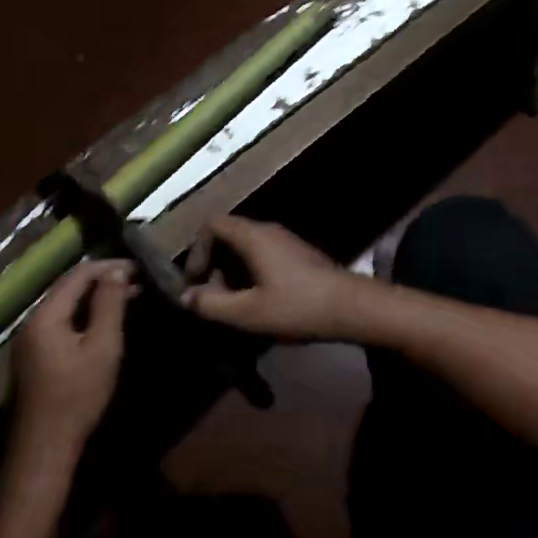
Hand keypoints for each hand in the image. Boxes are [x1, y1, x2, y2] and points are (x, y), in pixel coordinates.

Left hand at [14, 259, 134, 451]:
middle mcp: (32, 321)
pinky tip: (103, 322)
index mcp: (45, 315)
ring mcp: (29, 340)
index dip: (109, 267)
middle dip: (103, 280)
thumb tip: (117, 271)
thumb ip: (109, 305)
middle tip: (137, 282)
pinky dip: (84, 315)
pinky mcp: (33, 357)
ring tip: (126, 297)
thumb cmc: (78, 395)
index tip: (139, 268)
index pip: (78, 274)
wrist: (44, 449)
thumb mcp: (103, 346)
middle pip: (68, 287)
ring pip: (65, 305)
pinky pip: (61, 322)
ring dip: (94, 298)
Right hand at [182, 216, 369, 339]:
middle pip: (228, 234)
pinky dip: (250, 272)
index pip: (212, 224)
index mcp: (253, 236)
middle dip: (213, 262)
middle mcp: (268, 230)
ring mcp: (285, 240)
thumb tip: (186, 296)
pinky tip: (258, 300)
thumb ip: (212, 304)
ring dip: (231, 271)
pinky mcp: (297, 254)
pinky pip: (262, 253)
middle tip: (212, 296)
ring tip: (233, 303)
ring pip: (245, 246)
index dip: (197, 250)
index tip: (197, 280)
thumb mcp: (248, 312)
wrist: (351, 307)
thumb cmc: (297, 306)